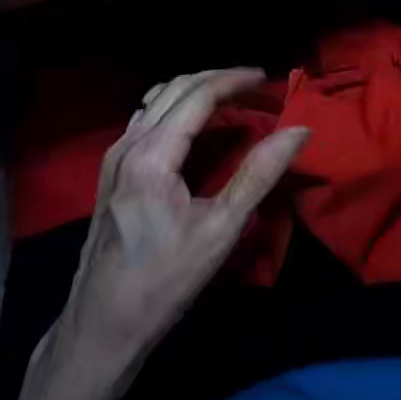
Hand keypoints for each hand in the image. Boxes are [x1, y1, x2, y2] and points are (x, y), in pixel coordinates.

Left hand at [0, 69, 309, 399]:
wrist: (102, 323)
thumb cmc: (165, 281)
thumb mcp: (220, 231)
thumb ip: (258, 175)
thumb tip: (298, 131)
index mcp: (153, 154)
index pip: (197, 95)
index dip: (233, 80)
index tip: (264, 76)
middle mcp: (128, 143)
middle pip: (174, 88)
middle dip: (215, 79)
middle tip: (251, 85)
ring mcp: (114, 154)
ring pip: (156, 99)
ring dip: (192, 90)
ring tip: (227, 97)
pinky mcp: (110, 168)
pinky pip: (144, 118)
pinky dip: (173, 107)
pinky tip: (191, 124)